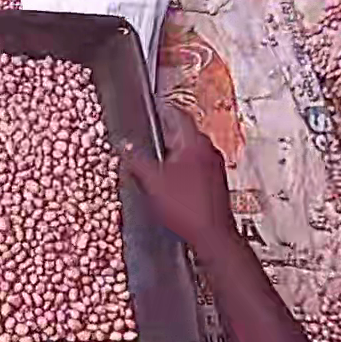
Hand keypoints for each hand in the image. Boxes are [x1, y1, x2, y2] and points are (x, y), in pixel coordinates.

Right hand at [120, 103, 245, 262]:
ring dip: (172, 152)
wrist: (212, 235)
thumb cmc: (184, 206)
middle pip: (183, 133)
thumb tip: (124, 145)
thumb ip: (136, 160)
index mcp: (194, 143)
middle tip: (146, 135)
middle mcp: (208, 151)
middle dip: (164, 133)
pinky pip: (195, 165)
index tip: (152, 106)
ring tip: (154, 159)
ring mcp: (215, 167)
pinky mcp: (216, 183)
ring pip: (189, 150)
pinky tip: (168, 180)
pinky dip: (181, 167)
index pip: (178, 115)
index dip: (163, 109)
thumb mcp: (151, 180)